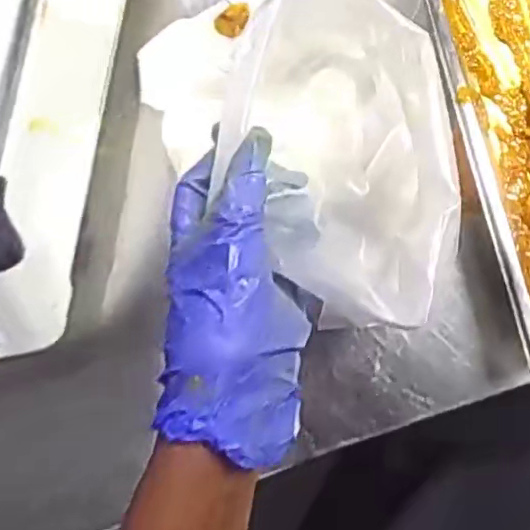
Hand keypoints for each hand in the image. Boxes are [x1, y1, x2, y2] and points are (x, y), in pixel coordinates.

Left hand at [155, 129, 312, 469]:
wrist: (243, 395)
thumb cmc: (225, 325)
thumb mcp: (229, 256)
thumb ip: (241, 202)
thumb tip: (249, 147)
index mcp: (196, 245)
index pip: (200, 189)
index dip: (218, 159)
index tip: (250, 133)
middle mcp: (223, 256)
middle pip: (239, 205)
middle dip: (264, 179)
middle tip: (298, 161)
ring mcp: (254, 276)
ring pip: (271, 227)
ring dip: (293, 206)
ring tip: (318, 188)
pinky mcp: (283, 294)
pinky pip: (298, 255)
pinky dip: (314, 237)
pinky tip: (332, 226)